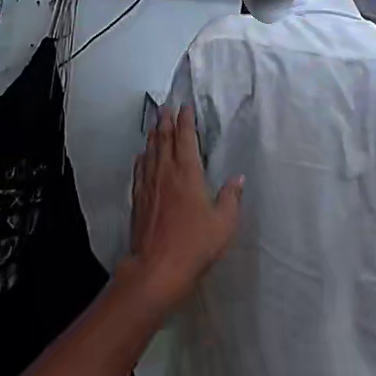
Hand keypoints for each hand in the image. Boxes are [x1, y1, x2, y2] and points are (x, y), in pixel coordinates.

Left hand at [125, 105, 242, 313]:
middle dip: (166, 120)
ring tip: (155, 123)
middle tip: (165, 106)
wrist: (156, 269)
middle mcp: (166, 171)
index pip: (185, 137)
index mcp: (187, 172)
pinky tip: (142, 155)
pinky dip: (142, 157)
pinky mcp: (138, 198)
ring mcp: (149, 184)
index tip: (185, 106)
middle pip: (164, 138)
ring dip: (153, 134)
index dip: (186, 120)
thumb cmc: (194, 244)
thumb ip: (231, 198)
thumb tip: (238, 178)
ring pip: (150, 151)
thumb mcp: (223, 224)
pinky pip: (139, 169)